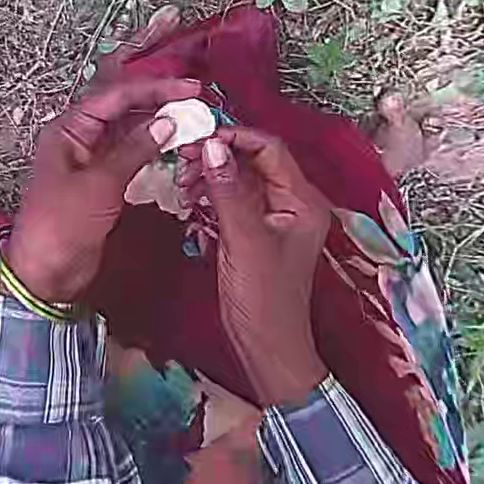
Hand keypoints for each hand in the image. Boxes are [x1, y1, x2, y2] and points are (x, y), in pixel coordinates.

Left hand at [7, 75, 201, 301]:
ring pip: (132, 136)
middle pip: (125, 113)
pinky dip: (154, 155)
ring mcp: (93, 163)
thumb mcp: (100, 184)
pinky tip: (177, 152)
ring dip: (161, 131)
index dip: (154, 90)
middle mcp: (81, 141)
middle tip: (198, 107)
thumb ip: (134, 150)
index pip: (115, 97)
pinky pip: (133, 161)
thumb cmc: (60, 225)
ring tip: (194, 127)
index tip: (189, 89)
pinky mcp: (105, 185)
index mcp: (69, 131)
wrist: (46, 274)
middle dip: (161, 107)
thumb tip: (166, 123)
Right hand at [192, 127, 329, 404]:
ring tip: (181, 181)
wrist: (265, 345)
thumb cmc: (263, 298)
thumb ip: (228, 191)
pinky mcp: (252, 229)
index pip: (269, 149)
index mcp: (301, 200)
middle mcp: (290, 201)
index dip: (234, 138)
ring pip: (238, 177)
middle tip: (182, 159)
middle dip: (217, 154)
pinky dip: (209, 192)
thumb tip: (212, 146)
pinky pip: (230, 197)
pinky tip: (188, 197)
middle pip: (252, 159)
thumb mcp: (244, 240)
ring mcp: (271, 215)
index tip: (197, 139)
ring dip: (209, 173)